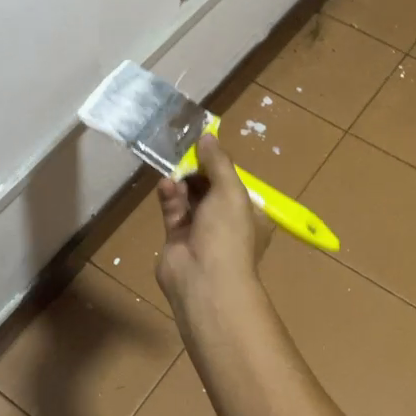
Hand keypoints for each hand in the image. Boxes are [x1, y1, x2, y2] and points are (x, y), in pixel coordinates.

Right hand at [155, 134, 271, 316]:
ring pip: (190, 199)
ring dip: (182, 182)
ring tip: (172, 166)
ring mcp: (202, 233)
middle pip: (211, 190)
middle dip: (198, 172)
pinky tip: (165, 185)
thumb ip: (219, 162)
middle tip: (183, 151)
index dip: (221, 166)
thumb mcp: (231, 191)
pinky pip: (173, 211)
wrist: (204, 279)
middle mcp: (227, 223)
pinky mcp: (177, 239)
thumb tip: (207, 136)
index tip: (205, 147)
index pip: (236, 184)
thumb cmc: (227, 233)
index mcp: (250, 214)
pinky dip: (169, 197)